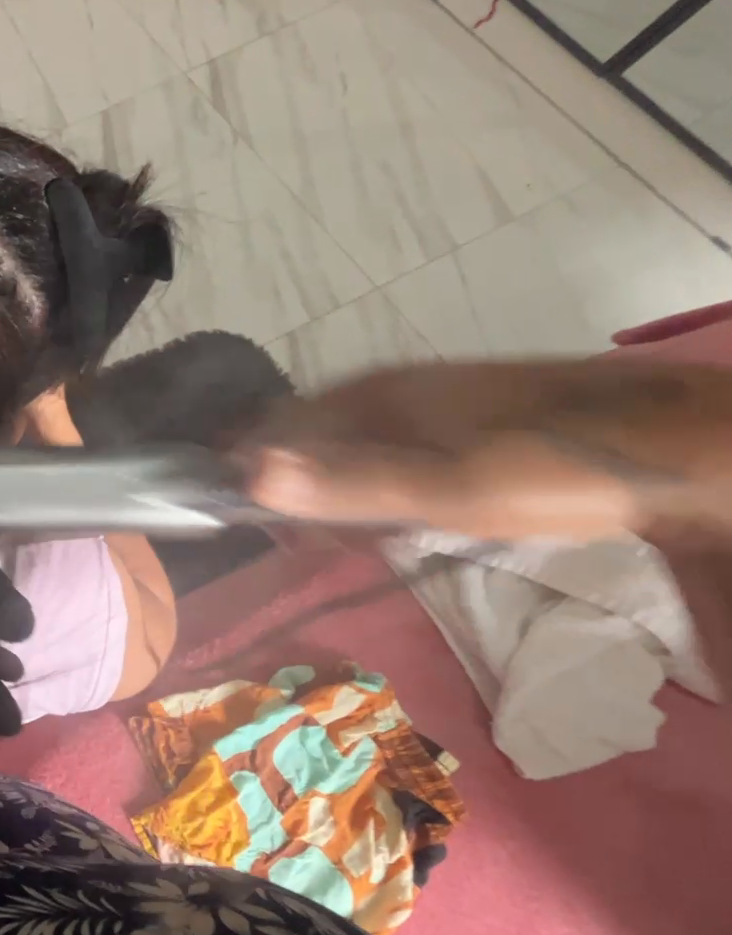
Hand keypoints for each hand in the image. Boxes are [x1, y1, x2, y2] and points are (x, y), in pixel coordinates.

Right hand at [240, 361, 731, 539]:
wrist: (691, 451)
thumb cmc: (555, 471)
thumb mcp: (445, 488)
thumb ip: (344, 485)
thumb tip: (246, 475)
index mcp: (371, 393)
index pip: (271, 427)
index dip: (249, 474)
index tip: (254, 526)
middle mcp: (388, 388)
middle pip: (305, 438)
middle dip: (294, 490)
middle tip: (309, 545)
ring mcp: (425, 401)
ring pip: (345, 447)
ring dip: (333, 493)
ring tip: (351, 540)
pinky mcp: (457, 420)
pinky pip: (384, 451)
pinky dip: (372, 486)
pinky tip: (396, 516)